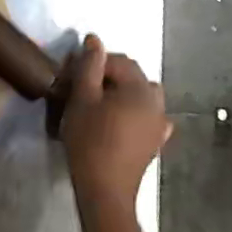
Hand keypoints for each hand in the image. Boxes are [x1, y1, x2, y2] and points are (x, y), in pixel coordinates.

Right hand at [60, 34, 170, 209]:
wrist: (105, 193)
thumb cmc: (90, 142)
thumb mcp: (82, 99)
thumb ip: (89, 66)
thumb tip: (94, 39)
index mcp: (139, 87)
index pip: (117, 61)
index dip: (94, 63)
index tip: (72, 74)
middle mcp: (156, 101)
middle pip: (132, 75)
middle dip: (108, 76)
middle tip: (82, 88)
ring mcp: (159, 122)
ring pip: (142, 94)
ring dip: (122, 92)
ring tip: (100, 104)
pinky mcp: (156, 141)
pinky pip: (148, 116)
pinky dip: (135, 112)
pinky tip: (121, 120)